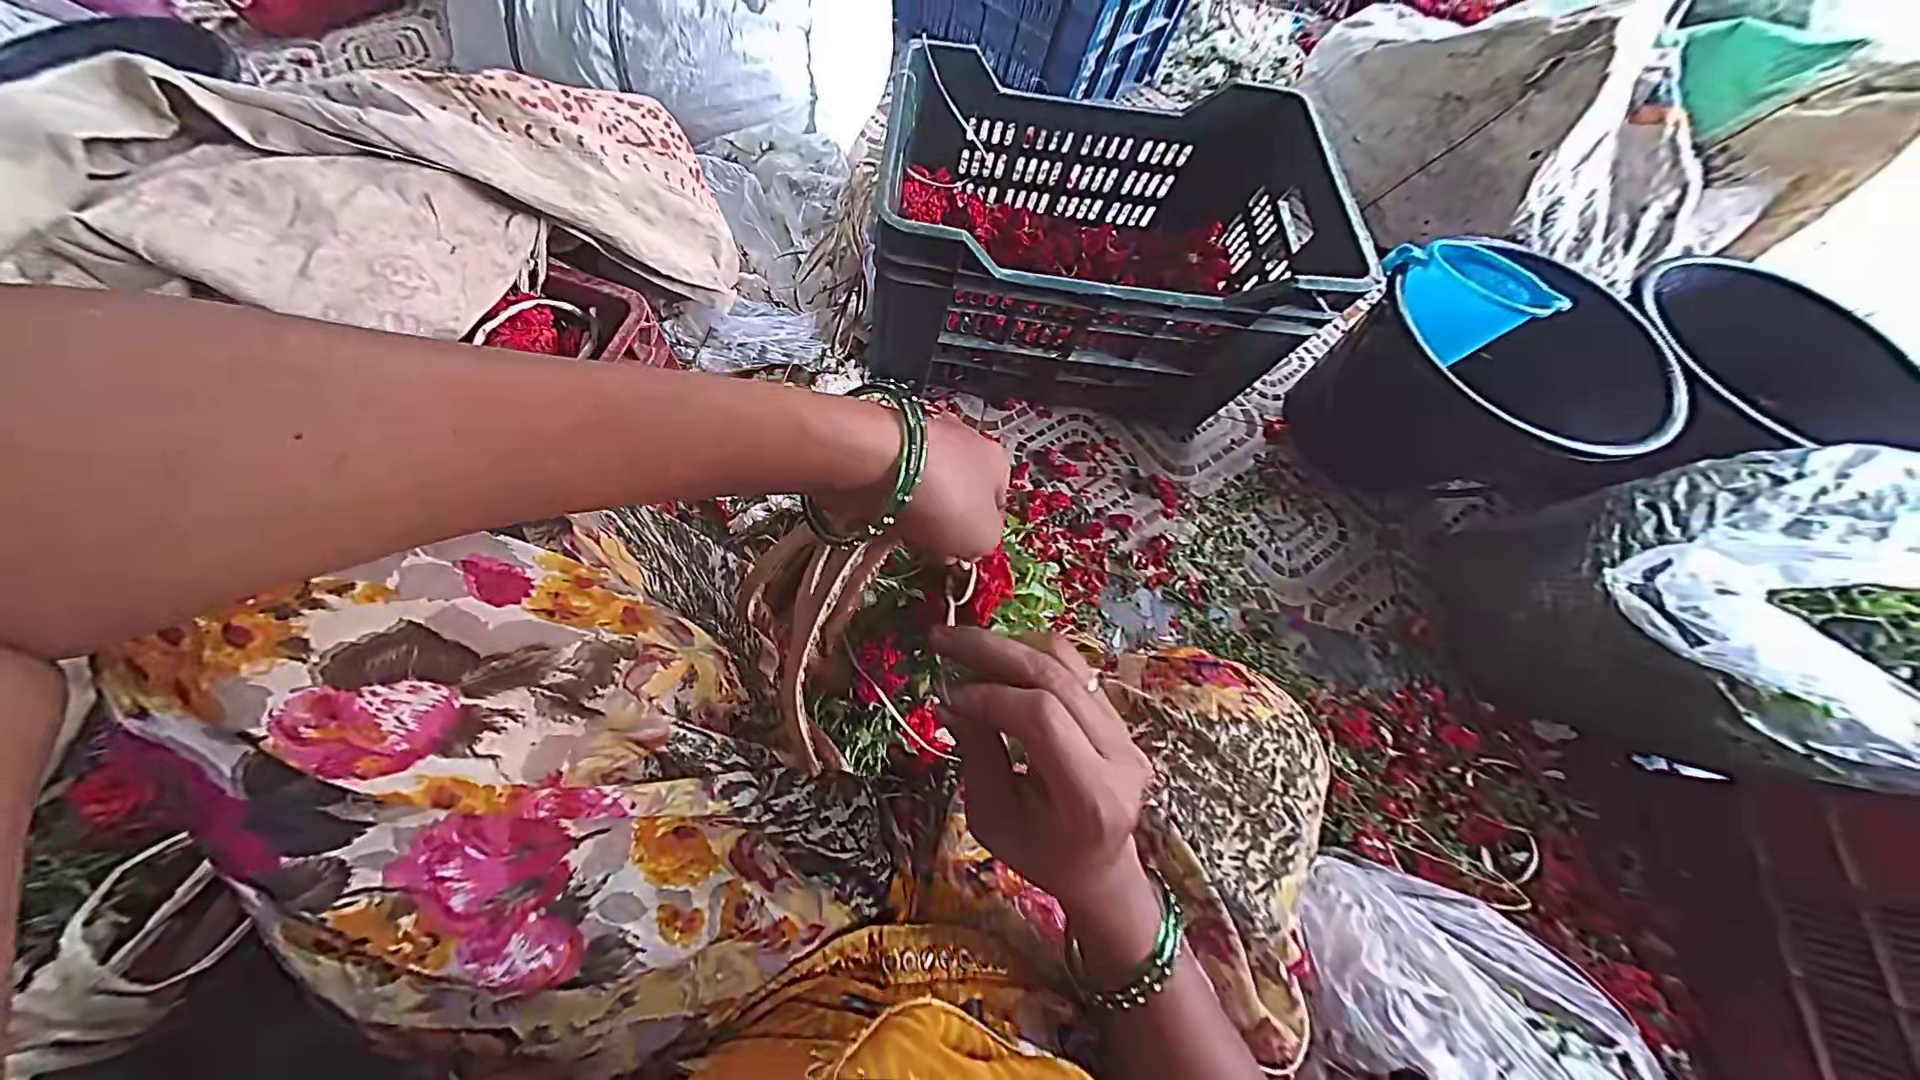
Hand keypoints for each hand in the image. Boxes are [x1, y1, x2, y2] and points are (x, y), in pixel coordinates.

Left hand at [817, 410, 1007, 561]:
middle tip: (933, 548)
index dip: (981, 534)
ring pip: (924, 491)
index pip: (998, 505)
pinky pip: (893, 483)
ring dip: (915, 515)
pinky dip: (888, 502)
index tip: (962, 554)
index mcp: (997, 461)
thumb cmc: (945, 500)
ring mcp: (923, 440)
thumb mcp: (984, 538)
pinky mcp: (885, 444)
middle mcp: (965, 442)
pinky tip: (881, 515)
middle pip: (959, 497)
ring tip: (903, 532)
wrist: (880, 462)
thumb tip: (973, 545)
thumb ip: (986, 544)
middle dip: (945, 526)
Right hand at [930, 627, 1154, 917]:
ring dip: (1009, 644)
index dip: (990, 696)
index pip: (1042, 718)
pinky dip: (1028, 652)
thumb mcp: (993, 819)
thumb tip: (950, 698)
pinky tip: (996, 655)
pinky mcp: (1117, 713)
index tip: (948, 694)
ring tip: (965, 645)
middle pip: (1055, 677)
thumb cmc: (1041, 854)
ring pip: (1066, 661)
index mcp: (1091, 797)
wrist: (1097, 864)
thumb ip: (977, 755)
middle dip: (991, 651)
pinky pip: (1073, 666)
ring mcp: (1125, 729)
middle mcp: (1119, 755)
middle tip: (943, 640)